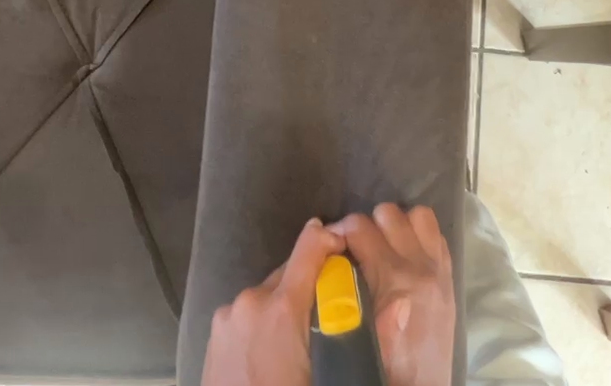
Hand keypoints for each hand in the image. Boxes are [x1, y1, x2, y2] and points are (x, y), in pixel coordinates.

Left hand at [203, 218, 346, 385]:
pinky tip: (270, 353)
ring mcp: (227, 315)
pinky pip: (247, 313)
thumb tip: (396, 310)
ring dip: (284, 307)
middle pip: (289, 273)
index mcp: (281, 309)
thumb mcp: (324, 372)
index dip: (330, 238)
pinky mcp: (213, 332)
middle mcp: (251, 300)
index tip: (346, 243)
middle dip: (310, 285)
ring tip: (298, 342)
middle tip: (329, 314)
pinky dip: (262, 322)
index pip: (310, 247)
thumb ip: (346, 335)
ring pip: (267, 294)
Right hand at [330, 204, 456, 385]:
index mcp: (395, 278)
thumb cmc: (387, 365)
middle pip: (389, 212)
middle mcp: (421, 264)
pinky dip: (419, 234)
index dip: (341, 229)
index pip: (361, 227)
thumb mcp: (362, 334)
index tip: (332, 242)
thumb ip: (351, 296)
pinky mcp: (450, 274)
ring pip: (418, 214)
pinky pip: (437, 234)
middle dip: (368, 223)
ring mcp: (439, 267)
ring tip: (383, 244)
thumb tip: (338, 259)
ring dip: (398, 224)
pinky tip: (406, 253)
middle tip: (358, 245)